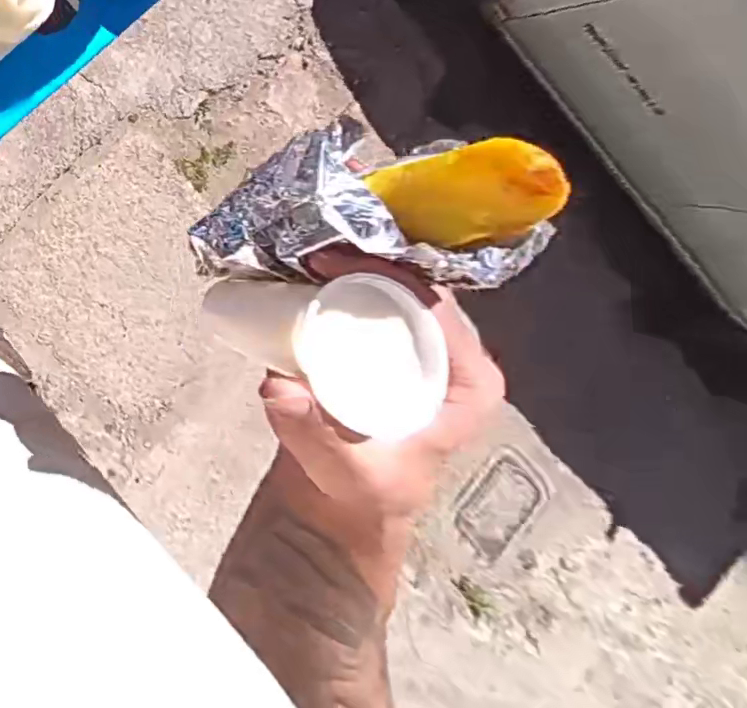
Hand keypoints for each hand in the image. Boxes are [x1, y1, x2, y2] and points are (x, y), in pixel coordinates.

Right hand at [261, 248, 505, 524]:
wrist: (338, 493)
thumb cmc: (359, 483)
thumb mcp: (340, 464)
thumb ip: (311, 431)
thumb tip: (279, 386)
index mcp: (466, 381)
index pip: (437, 310)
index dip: (389, 276)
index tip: (331, 264)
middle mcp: (444, 357)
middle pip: (411, 290)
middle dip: (363, 261)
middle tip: (307, 254)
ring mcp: (408, 349)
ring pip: (387, 290)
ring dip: (347, 265)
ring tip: (297, 253)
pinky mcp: (373, 348)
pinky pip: (363, 303)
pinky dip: (335, 279)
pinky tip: (300, 267)